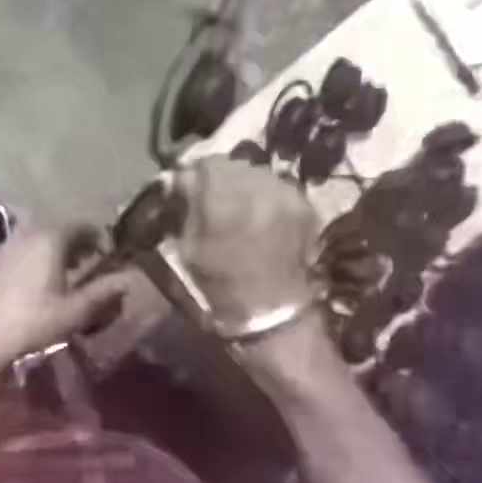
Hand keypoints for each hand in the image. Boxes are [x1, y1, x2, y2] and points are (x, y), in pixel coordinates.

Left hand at [0, 227, 133, 381]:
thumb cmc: (34, 321)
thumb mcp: (76, 310)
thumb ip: (103, 291)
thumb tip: (127, 280)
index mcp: (52, 238)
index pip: (84, 227)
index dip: (100, 240)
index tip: (107, 258)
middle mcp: (28, 232)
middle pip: (60, 230)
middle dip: (77, 245)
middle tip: (88, 266)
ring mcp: (7, 243)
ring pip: (39, 238)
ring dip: (56, 251)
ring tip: (64, 274)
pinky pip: (22, 249)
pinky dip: (35, 257)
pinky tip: (37, 282)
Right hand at [176, 157, 319, 319]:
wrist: (271, 318)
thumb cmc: (218, 292)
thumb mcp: (183, 253)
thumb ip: (181, 210)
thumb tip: (177, 180)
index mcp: (219, 200)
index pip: (203, 164)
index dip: (193, 175)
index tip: (188, 188)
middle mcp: (254, 188)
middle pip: (232, 164)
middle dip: (220, 178)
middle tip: (212, 199)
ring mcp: (284, 195)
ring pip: (257, 173)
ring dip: (245, 185)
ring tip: (239, 209)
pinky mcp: (304, 205)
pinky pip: (279, 187)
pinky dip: (267, 197)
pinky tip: (261, 218)